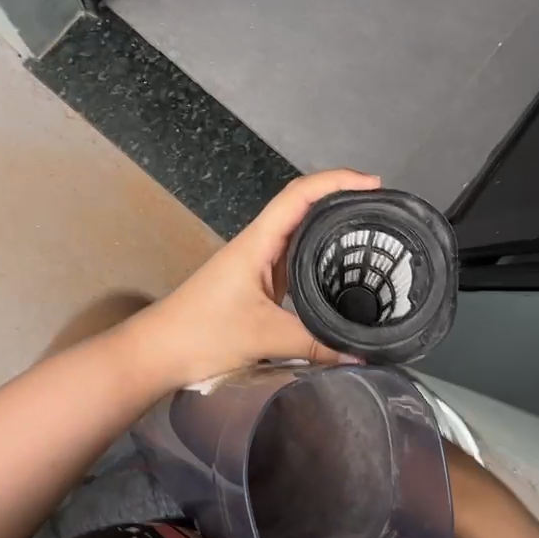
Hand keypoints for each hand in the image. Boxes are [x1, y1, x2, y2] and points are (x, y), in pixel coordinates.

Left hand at [119, 169, 381, 387]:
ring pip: (299, 229)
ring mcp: (257, 262)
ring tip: (368, 228)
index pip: (300, 194)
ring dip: (330, 222)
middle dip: (341, 196)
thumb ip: (315, 345)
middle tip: (380, 207)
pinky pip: (295, 256)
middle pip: (303, 204)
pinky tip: (339, 266)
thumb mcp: (264, 338)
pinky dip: (320, 252)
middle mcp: (259, 243)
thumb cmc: (202, 334)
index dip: (337, 181)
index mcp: (258, 241)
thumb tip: (362, 356)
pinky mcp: (257, 282)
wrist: (158, 352)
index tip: (373, 184)